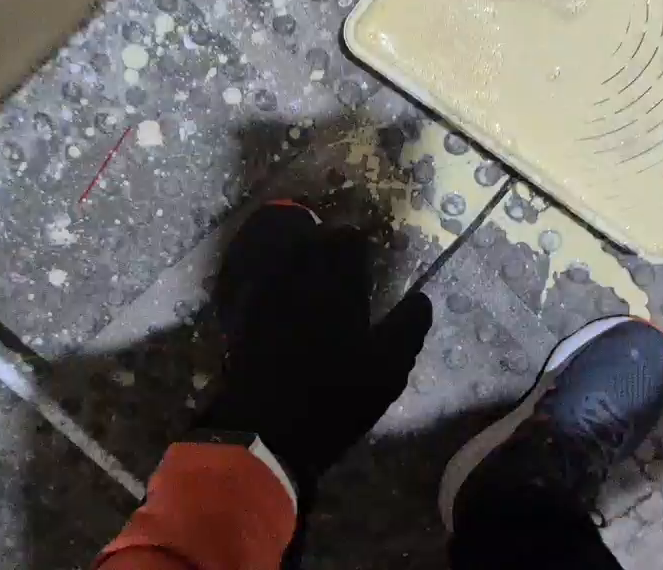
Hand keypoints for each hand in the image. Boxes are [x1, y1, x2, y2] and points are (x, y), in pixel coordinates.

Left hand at [201, 202, 432, 494]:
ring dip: (296, 257)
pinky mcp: (240, 303)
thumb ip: (408, 326)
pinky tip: (279, 303)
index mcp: (336, 274)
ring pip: (282, 248)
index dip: (360, 250)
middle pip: (312, 234)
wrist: (263, 428)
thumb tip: (422, 298)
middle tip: (338, 278)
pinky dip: (269, 276)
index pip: (350, 235)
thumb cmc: (333, 395)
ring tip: (307, 286)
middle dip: (327, 248)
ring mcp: (263, 281)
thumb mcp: (388, 368)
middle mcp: (298, 264)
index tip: (365, 271)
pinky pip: (256, 271)